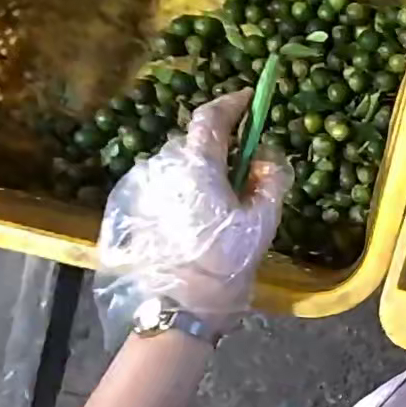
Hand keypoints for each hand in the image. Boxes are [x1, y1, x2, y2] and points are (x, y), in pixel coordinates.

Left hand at [91, 89, 289, 335]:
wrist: (178, 308)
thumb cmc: (223, 265)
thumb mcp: (261, 223)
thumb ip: (270, 182)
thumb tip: (265, 159)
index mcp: (197, 166)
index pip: (212, 117)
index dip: (233, 103)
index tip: (251, 98)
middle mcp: (164, 167)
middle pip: (198, 142)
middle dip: (223, 147)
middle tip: (247, 168)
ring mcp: (145, 187)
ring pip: (182, 165)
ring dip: (205, 172)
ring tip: (224, 202)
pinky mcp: (135, 208)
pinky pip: (168, 184)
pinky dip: (188, 189)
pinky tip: (199, 217)